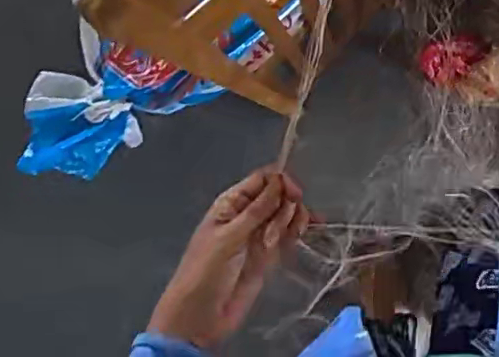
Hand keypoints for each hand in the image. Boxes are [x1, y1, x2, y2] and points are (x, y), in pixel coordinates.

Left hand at [148, 168, 309, 349]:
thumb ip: (256, 211)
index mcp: (232, 202)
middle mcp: (247, 214)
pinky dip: (296, 232)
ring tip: (280, 241)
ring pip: (284, 213)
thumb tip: (280, 181)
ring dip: (290, 220)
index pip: (261, 180)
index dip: (280, 181)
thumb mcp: (228, 238)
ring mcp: (259, 235)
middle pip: (277, 195)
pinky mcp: (267, 256)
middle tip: (276, 229)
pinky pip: (286, 235)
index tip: (295, 193)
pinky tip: (299, 234)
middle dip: (285, 205)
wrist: (199, 319)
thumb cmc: (205, 272)